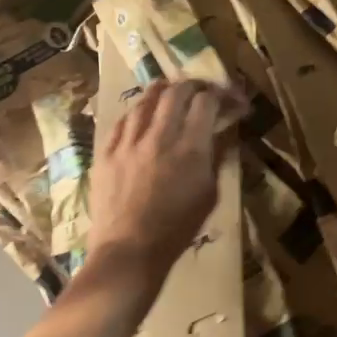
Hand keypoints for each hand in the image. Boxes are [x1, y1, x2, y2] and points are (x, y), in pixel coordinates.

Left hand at [85, 79, 233, 283]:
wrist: (129, 251)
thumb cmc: (176, 230)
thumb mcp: (209, 196)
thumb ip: (215, 159)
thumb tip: (222, 134)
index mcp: (190, 148)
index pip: (206, 102)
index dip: (222, 95)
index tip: (231, 100)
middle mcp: (159, 137)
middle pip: (176, 93)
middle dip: (192, 85)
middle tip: (200, 90)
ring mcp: (128, 143)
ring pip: (144, 101)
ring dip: (160, 91)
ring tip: (169, 90)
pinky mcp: (105, 153)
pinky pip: (120, 122)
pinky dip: (135, 114)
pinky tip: (139, 115)